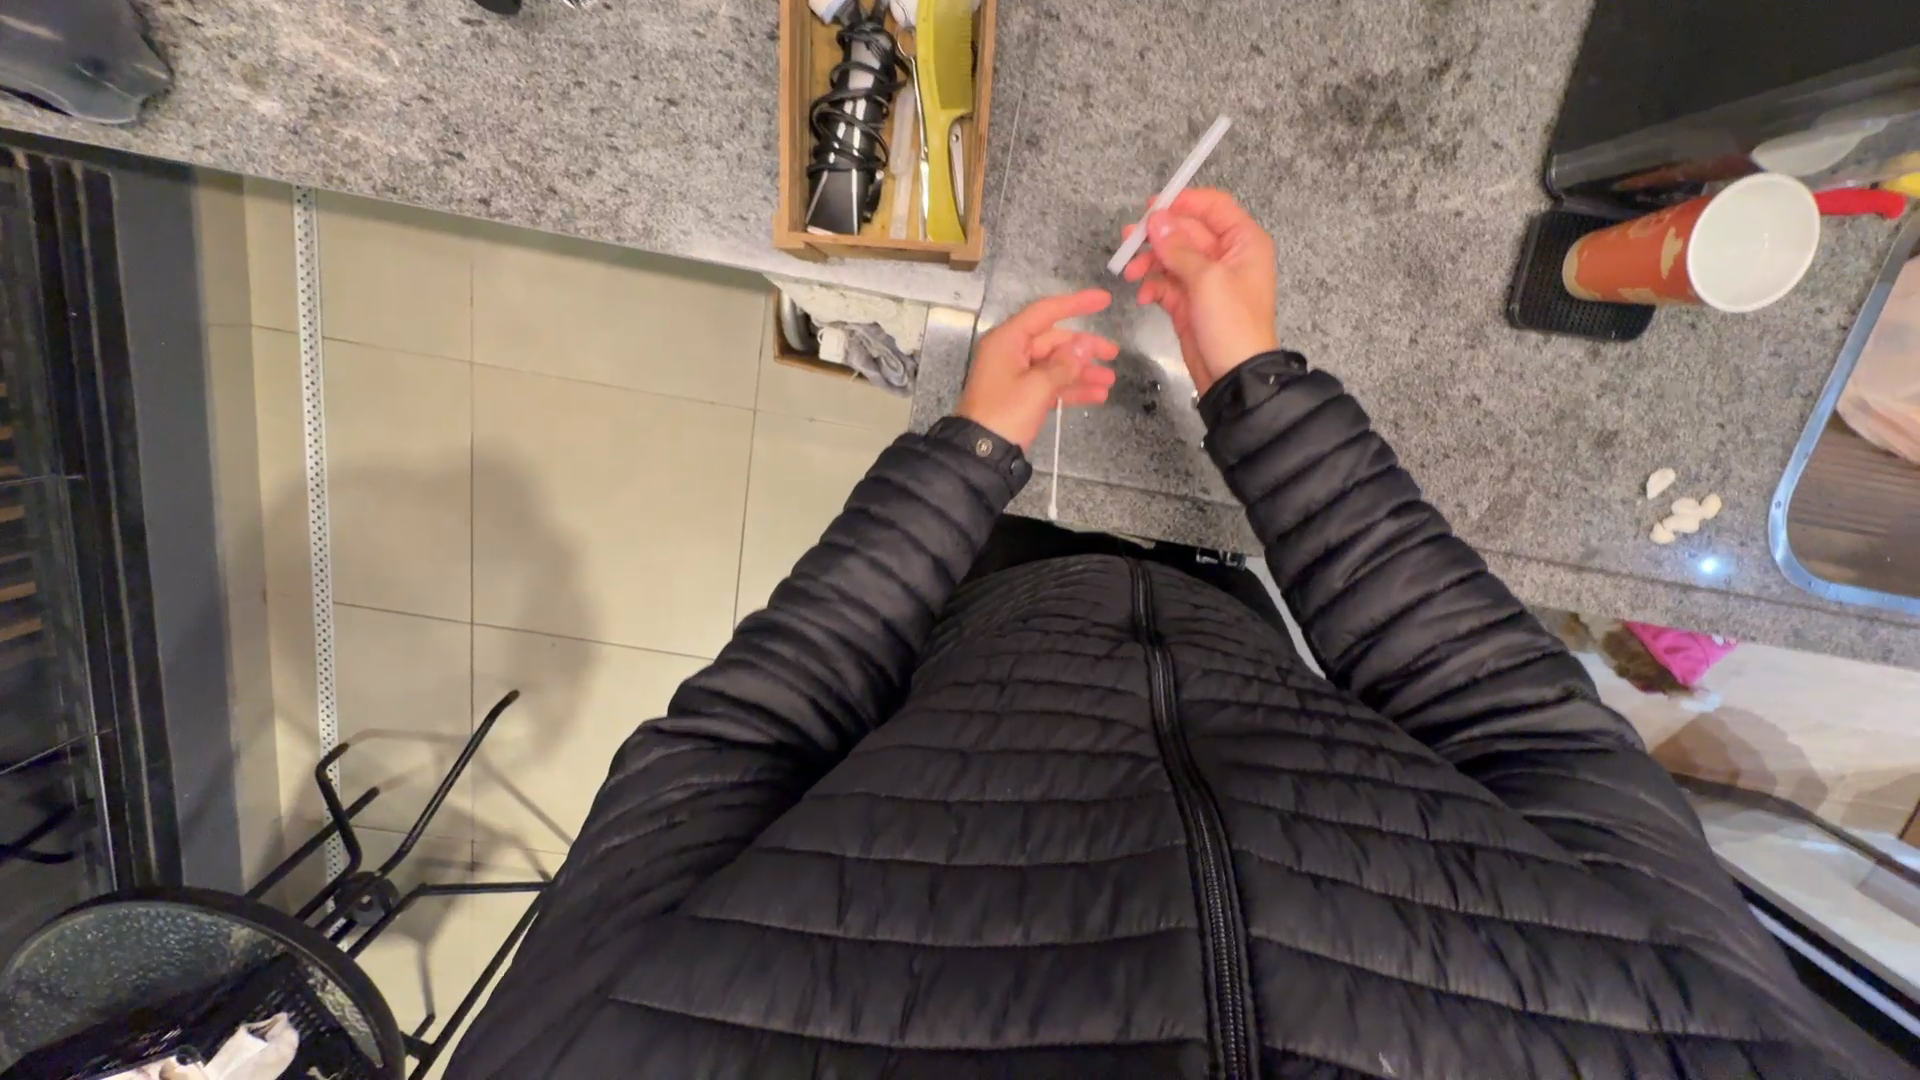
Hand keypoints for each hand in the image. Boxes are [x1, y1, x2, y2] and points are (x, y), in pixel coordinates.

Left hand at [957, 289, 1119, 449]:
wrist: (981, 453)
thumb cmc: (1005, 413)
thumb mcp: (1037, 387)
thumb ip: (1064, 364)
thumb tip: (1085, 345)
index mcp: (1008, 340)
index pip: (1046, 312)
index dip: (1076, 304)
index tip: (1104, 300)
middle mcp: (1011, 353)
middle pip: (1054, 341)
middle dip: (1084, 349)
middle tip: (1113, 354)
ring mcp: (1016, 376)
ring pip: (1055, 366)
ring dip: (1082, 372)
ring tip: (1109, 381)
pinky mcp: (1021, 396)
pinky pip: (1050, 385)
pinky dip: (1071, 389)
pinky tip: (1096, 395)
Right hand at [1121, 188, 1279, 395]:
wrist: (1234, 375)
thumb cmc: (1232, 324)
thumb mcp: (1207, 280)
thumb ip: (1179, 248)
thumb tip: (1156, 219)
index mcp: (1243, 242)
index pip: (1213, 207)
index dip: (1184, 202)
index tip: (1152, 207)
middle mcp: (1225, 257)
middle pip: (1186, 232)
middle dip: (1158, 237)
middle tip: (1129, 241)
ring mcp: (1206, 281)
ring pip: (1172, 258)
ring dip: (1150, 263)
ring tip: (1130, 273)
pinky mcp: (1189, 304)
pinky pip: (1166, 285)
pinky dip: (1152, 287)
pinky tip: (1143, 296)